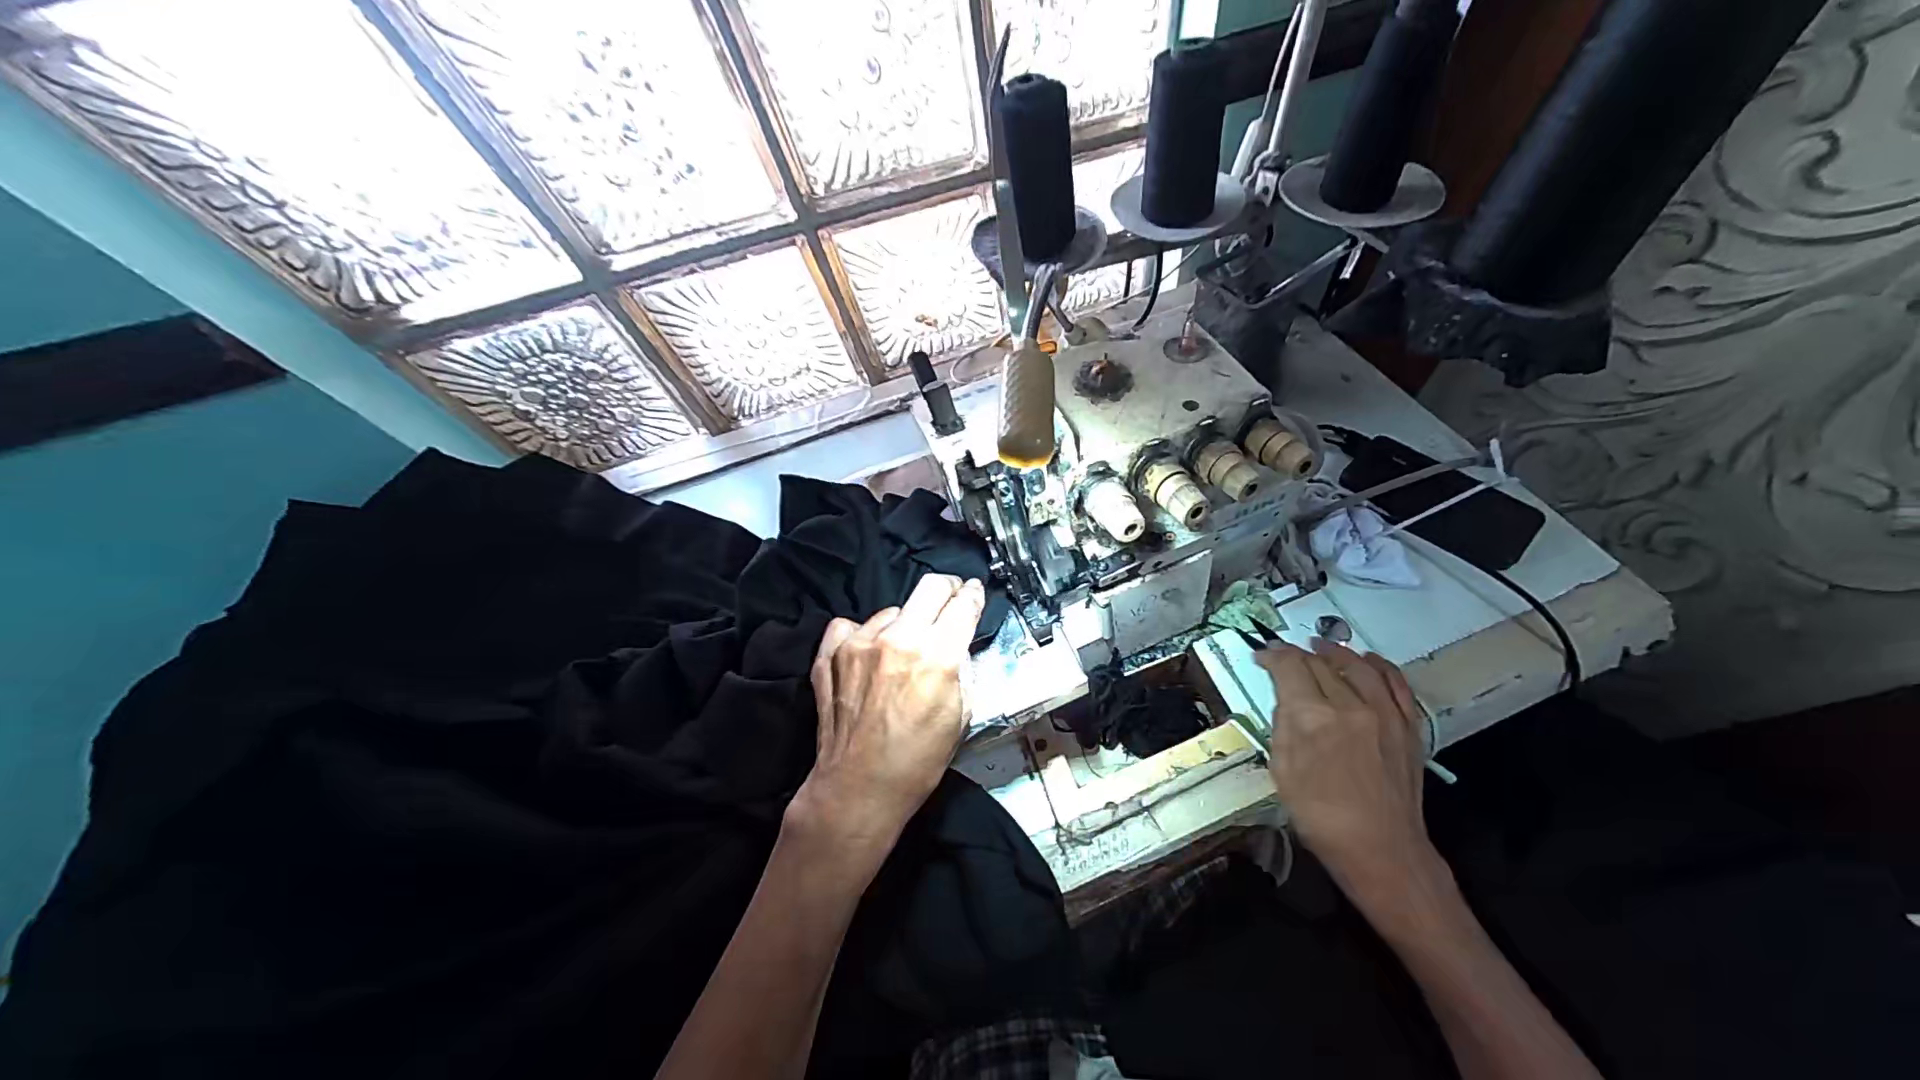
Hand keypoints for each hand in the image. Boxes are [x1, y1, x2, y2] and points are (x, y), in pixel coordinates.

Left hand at [788, 574, 984, 857]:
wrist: (858, 789)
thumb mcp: (961, 717)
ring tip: (903, 650)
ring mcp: (858, 643)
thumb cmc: (917, 762)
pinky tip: (869, 653)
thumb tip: (957, 646)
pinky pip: (852, 625)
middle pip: (930, 587)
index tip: (974, 592)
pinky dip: (864, 633)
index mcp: (936, 657)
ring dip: (904, 623)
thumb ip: (962, 671)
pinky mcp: (831, 654)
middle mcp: (896, 640)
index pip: (962, 605)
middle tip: (950, 601)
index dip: (973, 594)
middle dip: (946, 590)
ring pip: (892, 610)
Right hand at [1256, 640, 1435, 897]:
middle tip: (1284, 657)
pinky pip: (1395, 683)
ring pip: (1357, 665)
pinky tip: (1367, 659)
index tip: (1262, 655)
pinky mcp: (1407, 726)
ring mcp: (1384, 714)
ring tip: (1321, 646)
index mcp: (1311, 717)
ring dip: (1336, 651)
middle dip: (1297, 655)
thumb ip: (1282, 726)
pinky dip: (1379, 665)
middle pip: (1320, 663)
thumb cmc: (1319, 816)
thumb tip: (1286, 700)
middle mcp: (1349, 705)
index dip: (1272, 655)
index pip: (1289, 666)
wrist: (1380, 849)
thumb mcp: (1282, 769)